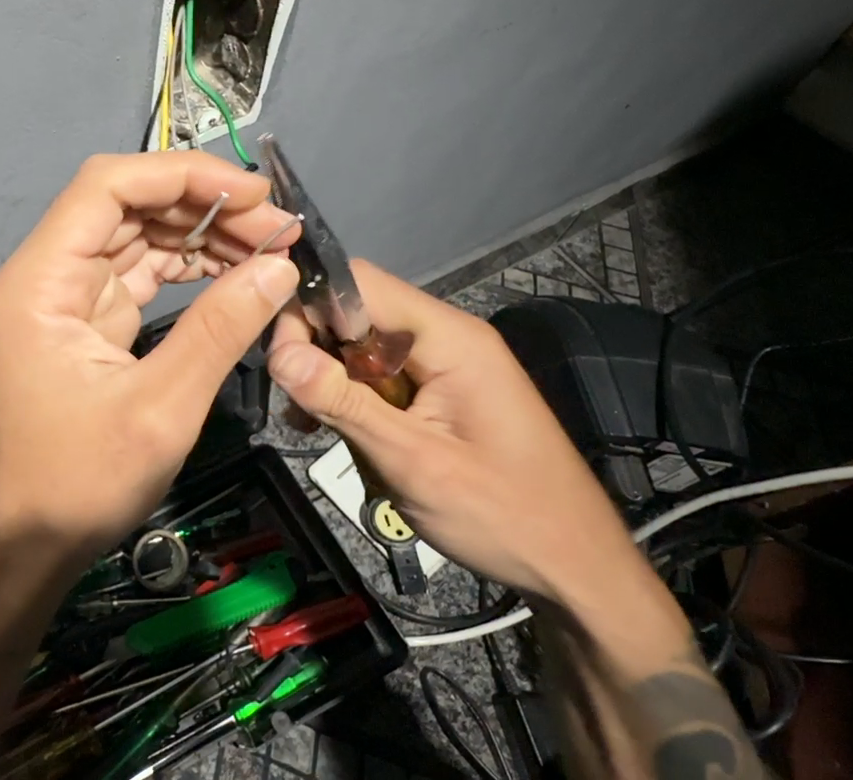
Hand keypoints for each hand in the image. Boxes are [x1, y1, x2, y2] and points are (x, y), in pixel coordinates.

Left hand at [0, 151, 302, 561]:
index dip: (182, 175)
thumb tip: (280, 265)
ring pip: (138, 235)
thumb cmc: (79, 482)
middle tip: (279, 226)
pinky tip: (238, 271)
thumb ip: (219, 330)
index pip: (107, 187)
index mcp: (41, 280)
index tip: (253, 194)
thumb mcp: (160, 409)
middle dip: (203, 205)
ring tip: (272, 246)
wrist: (31, 541)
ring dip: (202, 234)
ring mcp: (68, 297)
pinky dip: (189, 268)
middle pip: (126, 205)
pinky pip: (142, 273)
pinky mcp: (90, 321)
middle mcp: (48, 275)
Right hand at [266, 261, 643, 603]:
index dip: (309, 308)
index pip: (358, 283)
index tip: (279, 361)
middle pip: (353, 312)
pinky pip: (375, 377)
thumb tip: (277, 354)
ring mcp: (440, 365)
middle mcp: (442, 337)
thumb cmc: (504, 515)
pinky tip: (328, 429)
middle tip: (291, 402)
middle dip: (311, 349)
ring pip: (357, 347)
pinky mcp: (435, 392)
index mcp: (447, 337)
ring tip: (307, 423)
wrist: (575, 570)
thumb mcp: (413, 461)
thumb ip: (343, 403)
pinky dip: (346, 398)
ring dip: (325, 379)